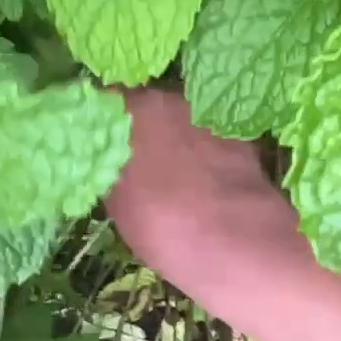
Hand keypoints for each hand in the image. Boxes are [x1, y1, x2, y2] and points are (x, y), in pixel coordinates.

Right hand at [103, 85, 298, 281]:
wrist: (237, 242)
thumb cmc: (162, 221)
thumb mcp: (117, 201)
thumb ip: (109, 167)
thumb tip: (105, 160)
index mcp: (134, 106)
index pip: (109, 101)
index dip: (104, 121)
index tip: (99, 141)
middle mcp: (172, 98)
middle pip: (149, 106)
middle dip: (141, 128)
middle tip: (135, 159)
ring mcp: (209, 115)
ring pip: (182, 121)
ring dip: (176, 139)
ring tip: (173, 174)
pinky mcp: (241, 135)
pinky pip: (212, 138)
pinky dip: (206, 152)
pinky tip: (205, 181)